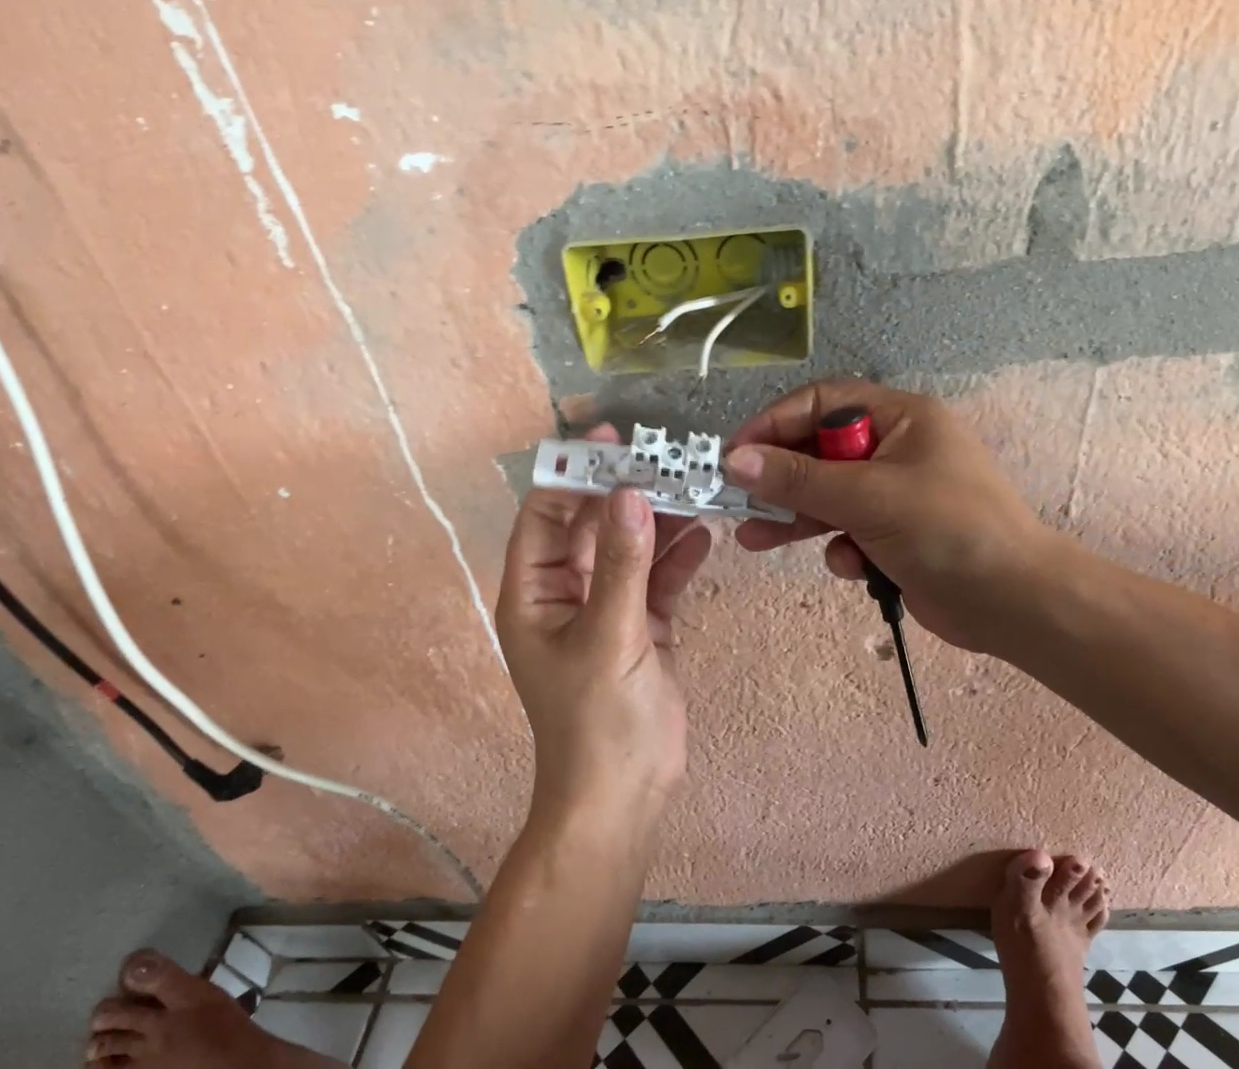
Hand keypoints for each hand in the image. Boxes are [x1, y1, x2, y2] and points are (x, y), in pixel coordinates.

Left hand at [497, 424, 712, 816]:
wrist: (623, 795)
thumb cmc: (597, 720)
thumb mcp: (609, 636)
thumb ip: (624, 565)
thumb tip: (631, 494)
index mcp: (534, 594)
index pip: (546, 517)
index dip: (573, 476)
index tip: (611, 442)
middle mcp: (566, 596)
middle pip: (593, 528)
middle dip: (625, 495)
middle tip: (667, 458)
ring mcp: (607, 613)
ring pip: (631, 552)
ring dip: (659, 523)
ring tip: (695, 488)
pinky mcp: (642, 631)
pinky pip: (658, 583)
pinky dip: (678, 560)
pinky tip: (704, 536)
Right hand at [725, 380, 1053, 653]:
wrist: (1012, 601)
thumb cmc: (947, 531)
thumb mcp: (868, 497)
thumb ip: (799, 479)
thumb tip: (736, 460)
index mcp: (901, 418)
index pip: (821, 403)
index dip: (773, 425)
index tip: (734, 455)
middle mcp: (896, 448)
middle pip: (819, 452)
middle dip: (780, 480)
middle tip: (735, 502)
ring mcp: (896, 494)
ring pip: (828, 497)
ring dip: (797, 518)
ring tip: (753, 540)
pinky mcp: (895, 536)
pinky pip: (849, 531)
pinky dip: (843, 548)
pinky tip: (851, 567)